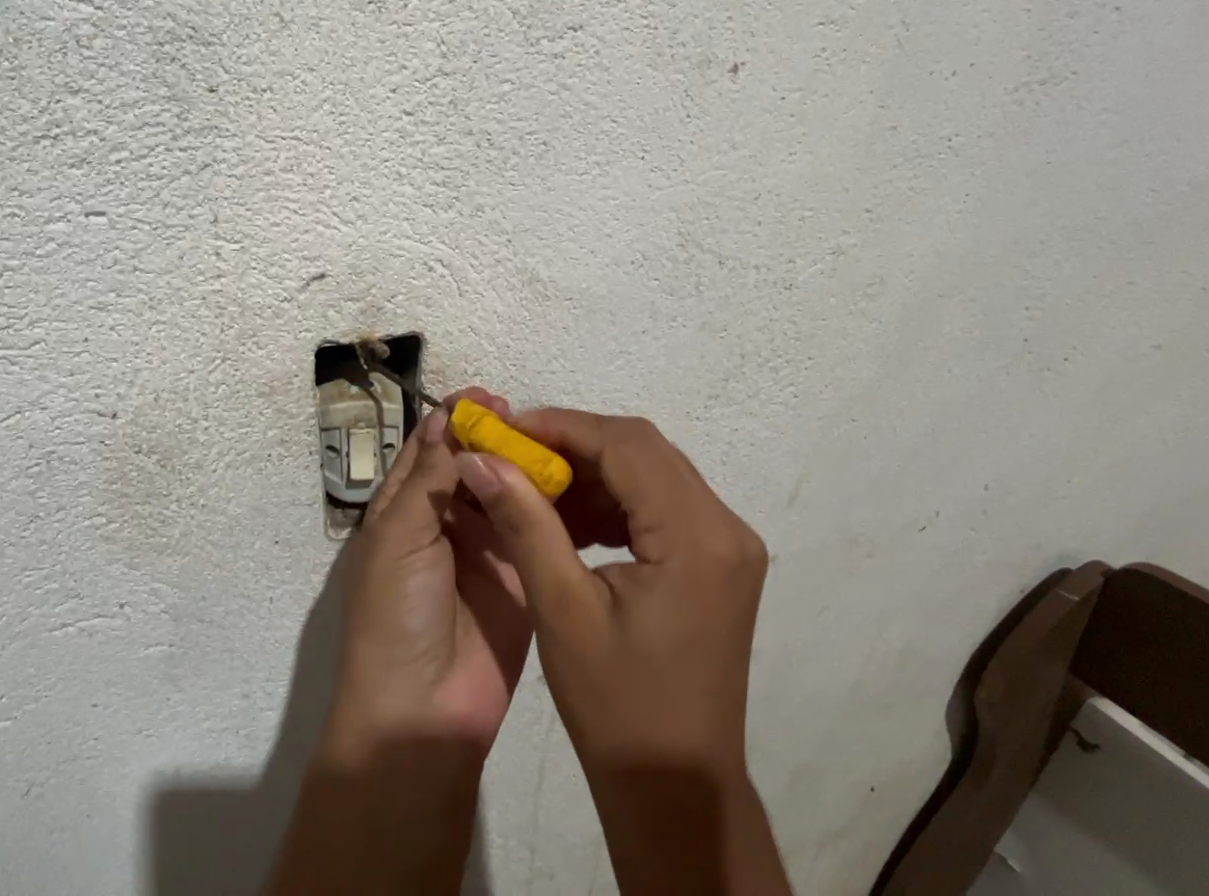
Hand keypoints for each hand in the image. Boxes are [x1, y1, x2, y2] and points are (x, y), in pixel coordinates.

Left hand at [266, 388, 531, 895]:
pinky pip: (535, 530)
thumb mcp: (400, 537)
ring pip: (506, 494)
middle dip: (496, 438)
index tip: (490, 395)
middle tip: (533, 414)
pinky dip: (551, 505)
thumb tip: (447, 418)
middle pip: (472, 467)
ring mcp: (485, 552)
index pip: (429, 451)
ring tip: (559, 440)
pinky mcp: (522, 577)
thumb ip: (429, 479)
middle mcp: (443, 525)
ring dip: (525, 466)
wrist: (425, 711)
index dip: (455, 421)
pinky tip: (576, 480)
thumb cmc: (396, 615)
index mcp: (402, 511)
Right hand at [454, 409, 790, 894]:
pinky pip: (660, 508)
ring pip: (652, 475)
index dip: (561, 426)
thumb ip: (524, 522)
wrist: (674, 781)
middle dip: (573, 444)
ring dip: (592, 473)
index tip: (503, 430)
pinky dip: (612, 503)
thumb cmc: (614, 702)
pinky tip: (567, 523)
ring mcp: (727, 547)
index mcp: (696, 538)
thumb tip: (480, 459)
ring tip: (531, 489)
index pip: (627, 446)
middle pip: (644, 452)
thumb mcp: (560, 607)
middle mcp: (726, 529)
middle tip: (511, 456)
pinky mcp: (716, 564)